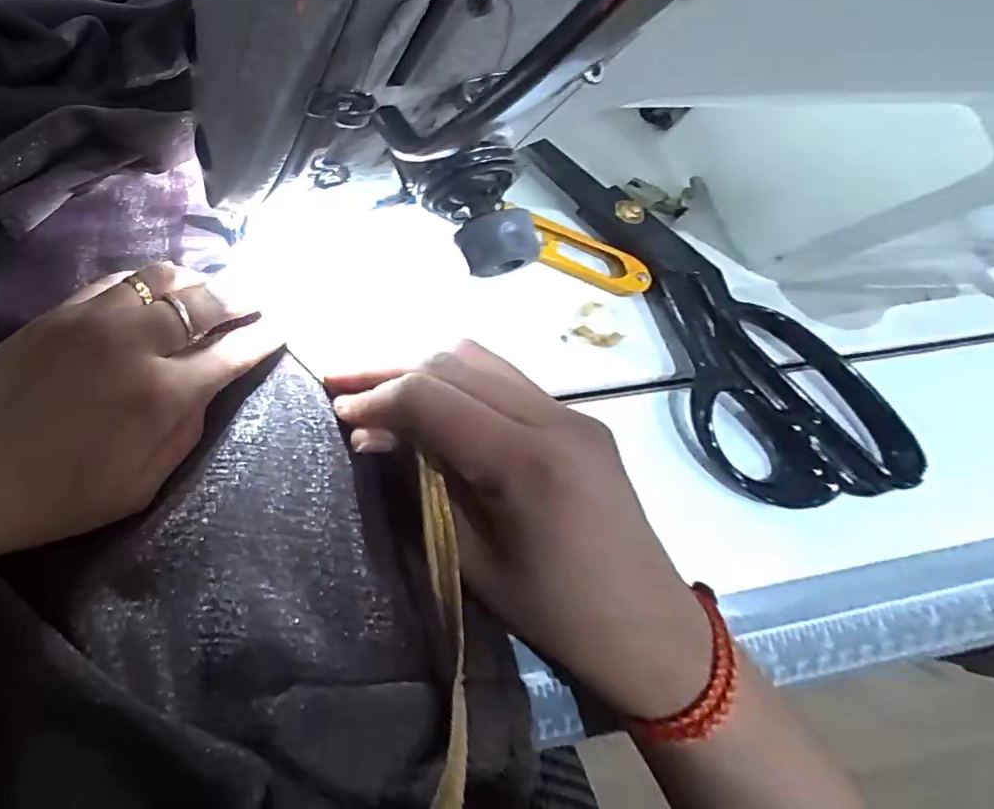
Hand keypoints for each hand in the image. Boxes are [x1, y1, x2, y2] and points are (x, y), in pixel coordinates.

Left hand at [0, 262, 281, 565]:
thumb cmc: (48, 498)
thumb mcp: (134, 489)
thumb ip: (181, 434)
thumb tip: (206, 390)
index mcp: (159, 394)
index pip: (228, 352)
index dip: (260, 337)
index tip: (280, 326)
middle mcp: (133, 340)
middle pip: (203, 300)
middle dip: (239, 298)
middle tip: (255, 300)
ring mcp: (92, 315)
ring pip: (160, 276)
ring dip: (195, 280)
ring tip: (209, 290)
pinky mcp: (59, 308)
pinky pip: (117, 278)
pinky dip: (147, 280)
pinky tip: (153, 289)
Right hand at [328, 341, 712, 720]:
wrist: (655, 636)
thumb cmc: (551, 608)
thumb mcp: (466, 553)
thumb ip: (417, 482)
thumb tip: (369, 437)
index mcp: (525, 462)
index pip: (427, 395)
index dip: (373, 397)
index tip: (338, 412)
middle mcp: (553, 420)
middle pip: (445, 365)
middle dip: (384, 375)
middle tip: (342, 392)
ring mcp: (570, 413)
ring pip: (471, 358)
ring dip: (417, 371)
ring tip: (378, 391)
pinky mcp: (575, 418)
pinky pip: (498, 376)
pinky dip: (451, 379)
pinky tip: (428, 403)